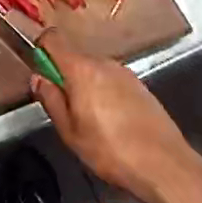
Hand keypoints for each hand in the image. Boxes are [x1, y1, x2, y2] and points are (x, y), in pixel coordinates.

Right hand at [32, 28, 200, 201]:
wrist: (163, 163)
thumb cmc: (110, 150)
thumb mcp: (69, 131)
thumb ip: (51, 99)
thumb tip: (38, 78)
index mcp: (81, 69)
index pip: (53, 39)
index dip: (41, 50)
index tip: (41, 72)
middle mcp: (103, 63)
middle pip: (74, 57)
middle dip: (65, 77)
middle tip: (66, 109)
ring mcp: (124, 72)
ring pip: (94, 70)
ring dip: (87, 86)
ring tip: (91, 122)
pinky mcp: (140, 85)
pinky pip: (113, 80)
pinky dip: (106, 93)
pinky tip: (113, 122)